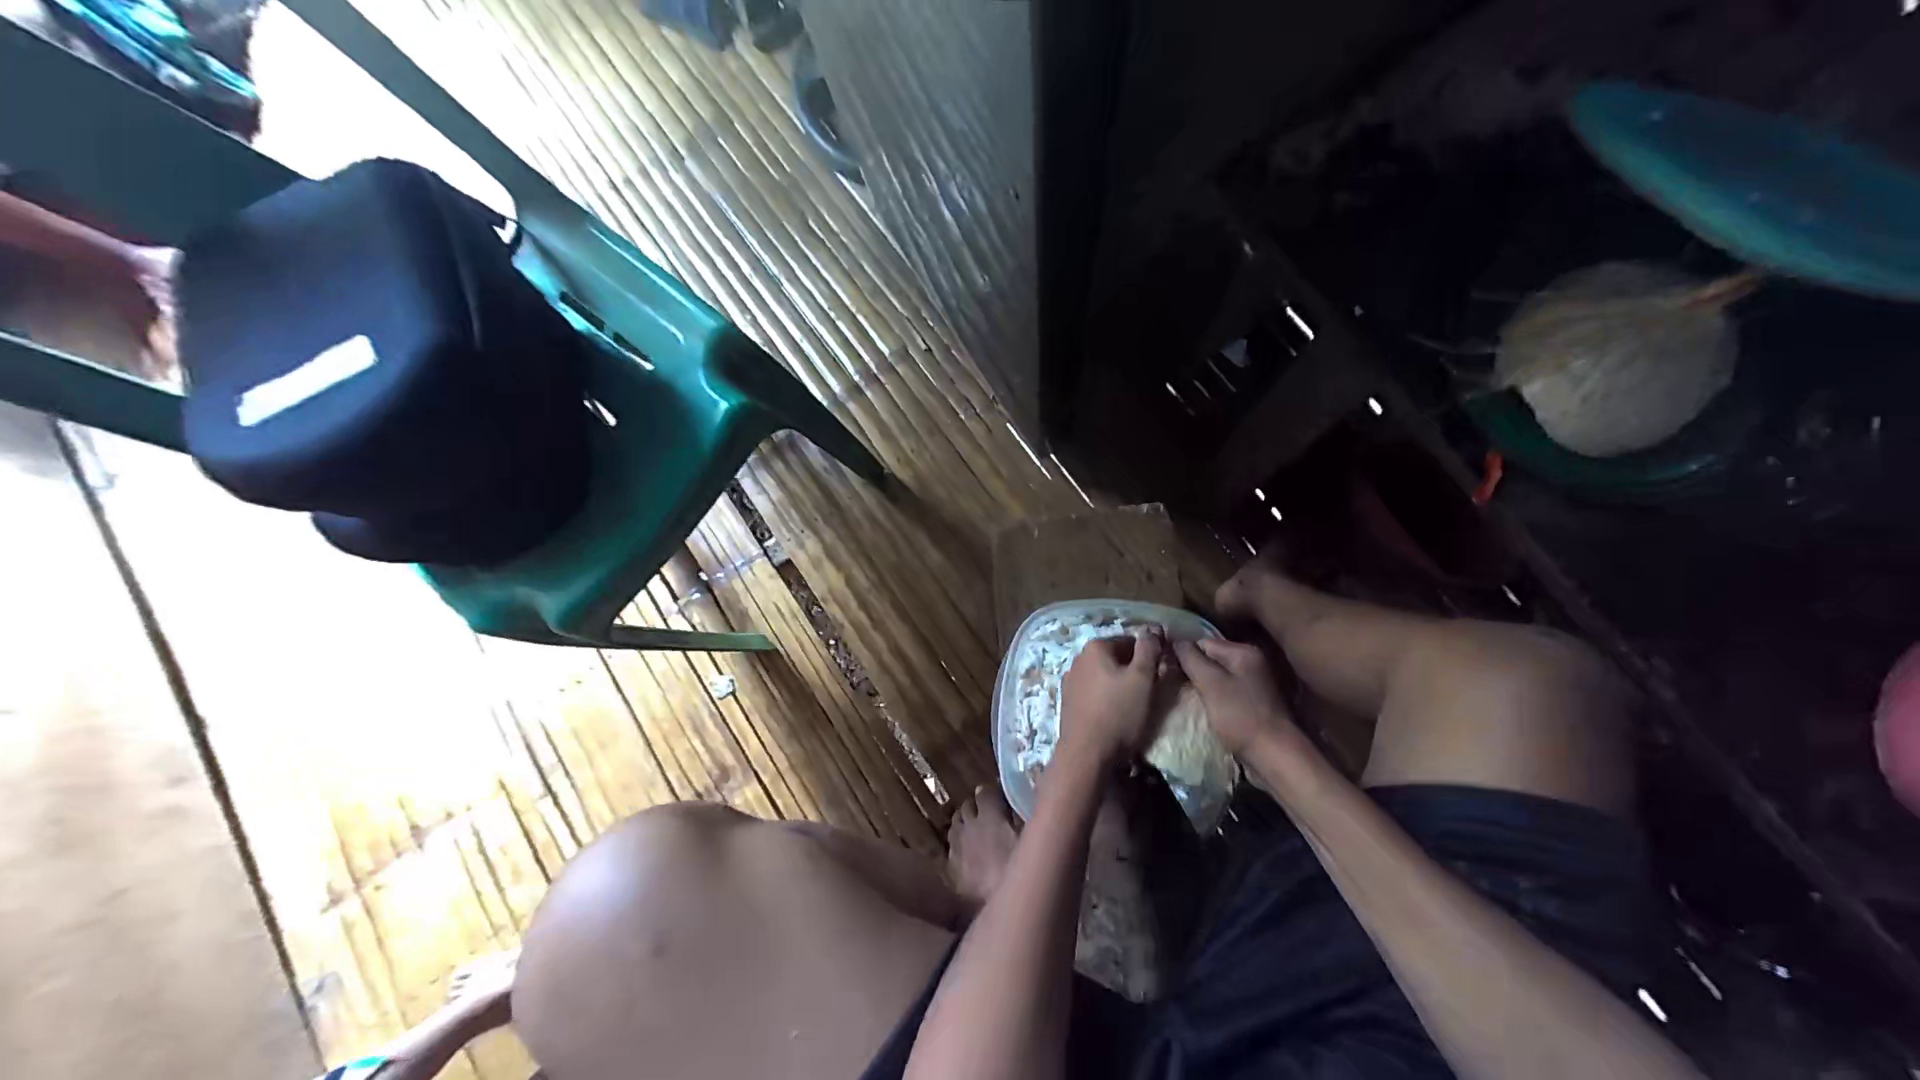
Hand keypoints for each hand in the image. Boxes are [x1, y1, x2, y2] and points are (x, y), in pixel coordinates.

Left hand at [1058, 628, 1167, 768]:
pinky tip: (1116, 715)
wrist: (1086, 754)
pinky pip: (1094, 694)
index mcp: (1095, 647)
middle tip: (1151, 692)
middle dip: (1134, 671)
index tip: (1161, 673)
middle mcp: (1078, 659)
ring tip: (1136, 706)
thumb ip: (1149, 649)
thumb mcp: (1142, 678)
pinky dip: (1107, 699)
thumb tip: (1152, 627)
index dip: (1150, 655)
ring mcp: (1070, 682)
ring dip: (1120, 686)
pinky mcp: (1068, 703)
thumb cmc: (1118, 712)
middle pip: (1116, 659)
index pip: (1131, 641)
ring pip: (1104, 677)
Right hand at [1171, 637, 1302, 757]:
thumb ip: (1191, 658)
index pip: (1202, 642)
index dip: (1184, 654)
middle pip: (1210, 657)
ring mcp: (1254, 681)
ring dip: (1202, 684)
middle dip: (1193, 669)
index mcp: (1244, 651)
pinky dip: (1213, 695)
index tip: (1169, 670)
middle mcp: (1252, 661)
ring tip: (1187, 696)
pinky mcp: (1253, 700)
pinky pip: (1225, 689)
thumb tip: (1175, 640)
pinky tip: (1205, 706)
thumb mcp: (1210, 684)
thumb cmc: (1240, 716)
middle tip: (1175, 684)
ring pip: (1217, 675)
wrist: (1274, 755)